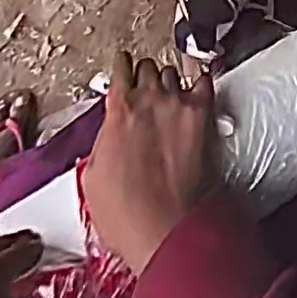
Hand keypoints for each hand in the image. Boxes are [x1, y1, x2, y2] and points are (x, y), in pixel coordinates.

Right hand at [85, 53, 216, 275]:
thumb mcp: (93, 177)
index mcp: (119, 110)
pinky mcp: (202, 113)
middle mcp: (148, 98)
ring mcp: (177, 103)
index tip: (125, 70)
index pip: (121, 66)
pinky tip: (197, 89)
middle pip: (148, 67)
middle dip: (146, 78)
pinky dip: (199, 83)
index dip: (123, 68)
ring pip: (173, 73)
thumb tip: (110, 131)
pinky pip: (203, 80)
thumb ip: (103, 140)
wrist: (166, 230)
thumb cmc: (129, 214)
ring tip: (170, 101)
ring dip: (170, 84)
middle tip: (146, 94)